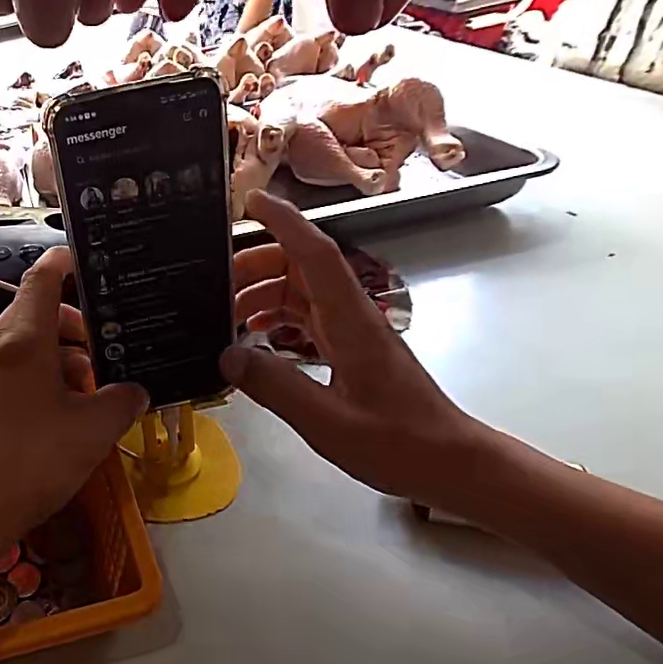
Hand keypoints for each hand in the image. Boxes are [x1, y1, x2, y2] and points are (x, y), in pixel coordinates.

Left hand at [0, 247, 148, 571]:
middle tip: (111, 350)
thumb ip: (121, 402)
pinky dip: (43, 386)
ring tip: (95, 392)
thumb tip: (135, 391)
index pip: (44, 276)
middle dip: (79, 328)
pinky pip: (14, 380)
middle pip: (38, 316)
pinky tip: (65, 421)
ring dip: (63, 362)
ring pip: (28, 351)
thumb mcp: (90, 431)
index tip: (94, 263)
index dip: (69, 261)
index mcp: (22, 337)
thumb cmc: (23, 459)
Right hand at [222, 191, 492, 508]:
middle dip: (257, 265)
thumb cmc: (397, 442)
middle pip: (301, 268)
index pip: (315, 254)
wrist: (449, 462)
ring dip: (264, 292)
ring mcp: (352, 332)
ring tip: (225, 313)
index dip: (284, 223)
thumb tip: (227, 354)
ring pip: (302, 292)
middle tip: (214, 283)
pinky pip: (307, 318)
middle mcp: (351, 315)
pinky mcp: (350, 350)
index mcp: (351, 321)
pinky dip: (277, 318)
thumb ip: (275, 386)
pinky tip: (255, 336)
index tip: (251, 201)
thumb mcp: (327, 421)